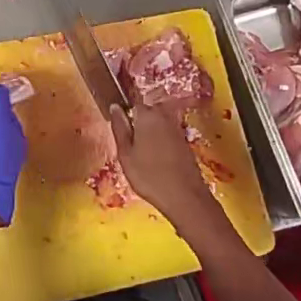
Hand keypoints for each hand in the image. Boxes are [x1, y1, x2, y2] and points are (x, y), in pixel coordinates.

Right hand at [107, 103, 217, 227]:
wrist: (183, 195)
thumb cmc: (148, 176)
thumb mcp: (125, 154)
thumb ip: (119, 128)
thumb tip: (115, 107)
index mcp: (147, 116)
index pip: (133, 105)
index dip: (125, 119)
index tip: (121, 136)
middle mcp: (164, 117)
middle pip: (147, 114)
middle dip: (138, 126)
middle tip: (131, 149)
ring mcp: (177, 129)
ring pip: (158, 125)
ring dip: (149, 135)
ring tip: (142, 157)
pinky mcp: (185, 142)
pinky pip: (167, 135)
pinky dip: (160, 144)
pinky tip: (156, 161)